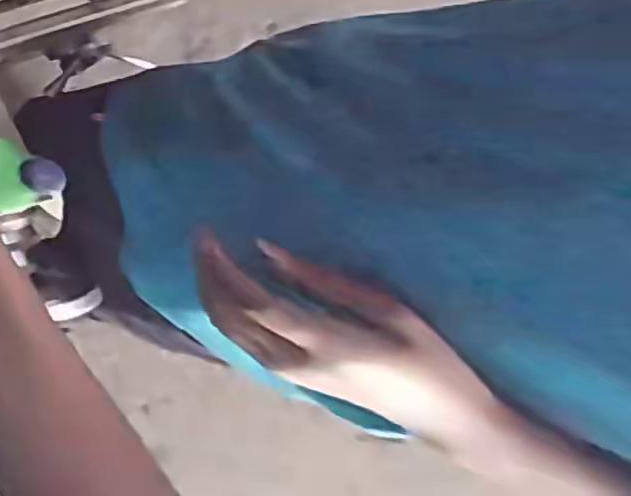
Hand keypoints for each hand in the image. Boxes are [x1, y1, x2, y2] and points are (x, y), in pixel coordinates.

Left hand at [195, 231, 503, 446]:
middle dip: (205, 271)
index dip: (222, 266)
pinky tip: (221, 282)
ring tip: (206, 254)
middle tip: (202, 238)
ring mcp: (286, 372)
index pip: (253, 302)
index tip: (209, 234)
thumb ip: (323, 281)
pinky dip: (220, 305)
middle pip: (227, 313)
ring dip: (207, 287)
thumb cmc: (431, 361)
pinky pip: (236, 335)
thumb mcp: (390, 312)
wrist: (455, 424)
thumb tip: (264, 248)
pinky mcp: (285, 375)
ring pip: (225, 326)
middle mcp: (294, 361)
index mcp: (325, 344)